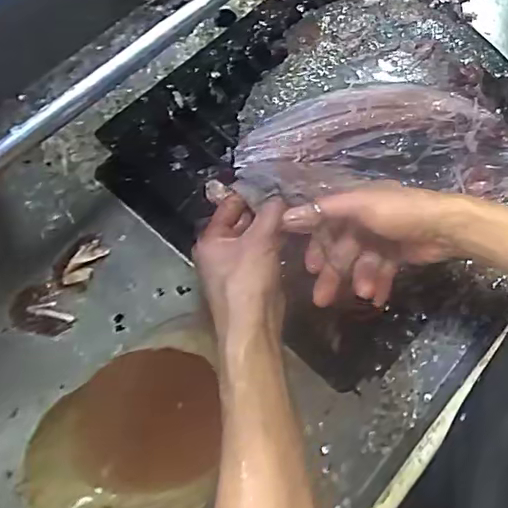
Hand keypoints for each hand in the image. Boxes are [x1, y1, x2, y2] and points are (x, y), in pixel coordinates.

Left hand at [194, 194, 286, 341]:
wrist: (252, 327)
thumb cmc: (247, 281)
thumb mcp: (260, 239)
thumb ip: (271, 212)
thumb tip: (280, 195)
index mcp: (211, 238)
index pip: (230, 204)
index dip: (252, 191)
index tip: (276, 179)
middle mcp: (220, 249)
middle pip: (244, 218)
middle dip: (266, 208)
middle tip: (291, 192)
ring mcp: (237, 263)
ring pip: (257, 234)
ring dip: (274, 224)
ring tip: (297, 208)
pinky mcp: (254, 275)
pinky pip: (266, 249)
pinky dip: (278, 240)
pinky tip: (296, 231)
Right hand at [280, 185, 474, 307]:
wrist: (446, 227)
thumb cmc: (402, 212)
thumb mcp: (363, 206)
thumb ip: (326, 210)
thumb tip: (287, 214)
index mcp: (357, 201)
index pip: (327, 222)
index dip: (317, 244)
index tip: (309, 267)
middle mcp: (367, 217)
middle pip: (342, 246)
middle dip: (334, 271)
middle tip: (323, 298)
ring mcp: (383, 236)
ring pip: (361, 262)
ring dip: (360, 279)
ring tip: (364, 294)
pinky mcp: (398, 253)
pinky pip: (381, 271)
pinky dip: (378, 284)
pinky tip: (377, 299)